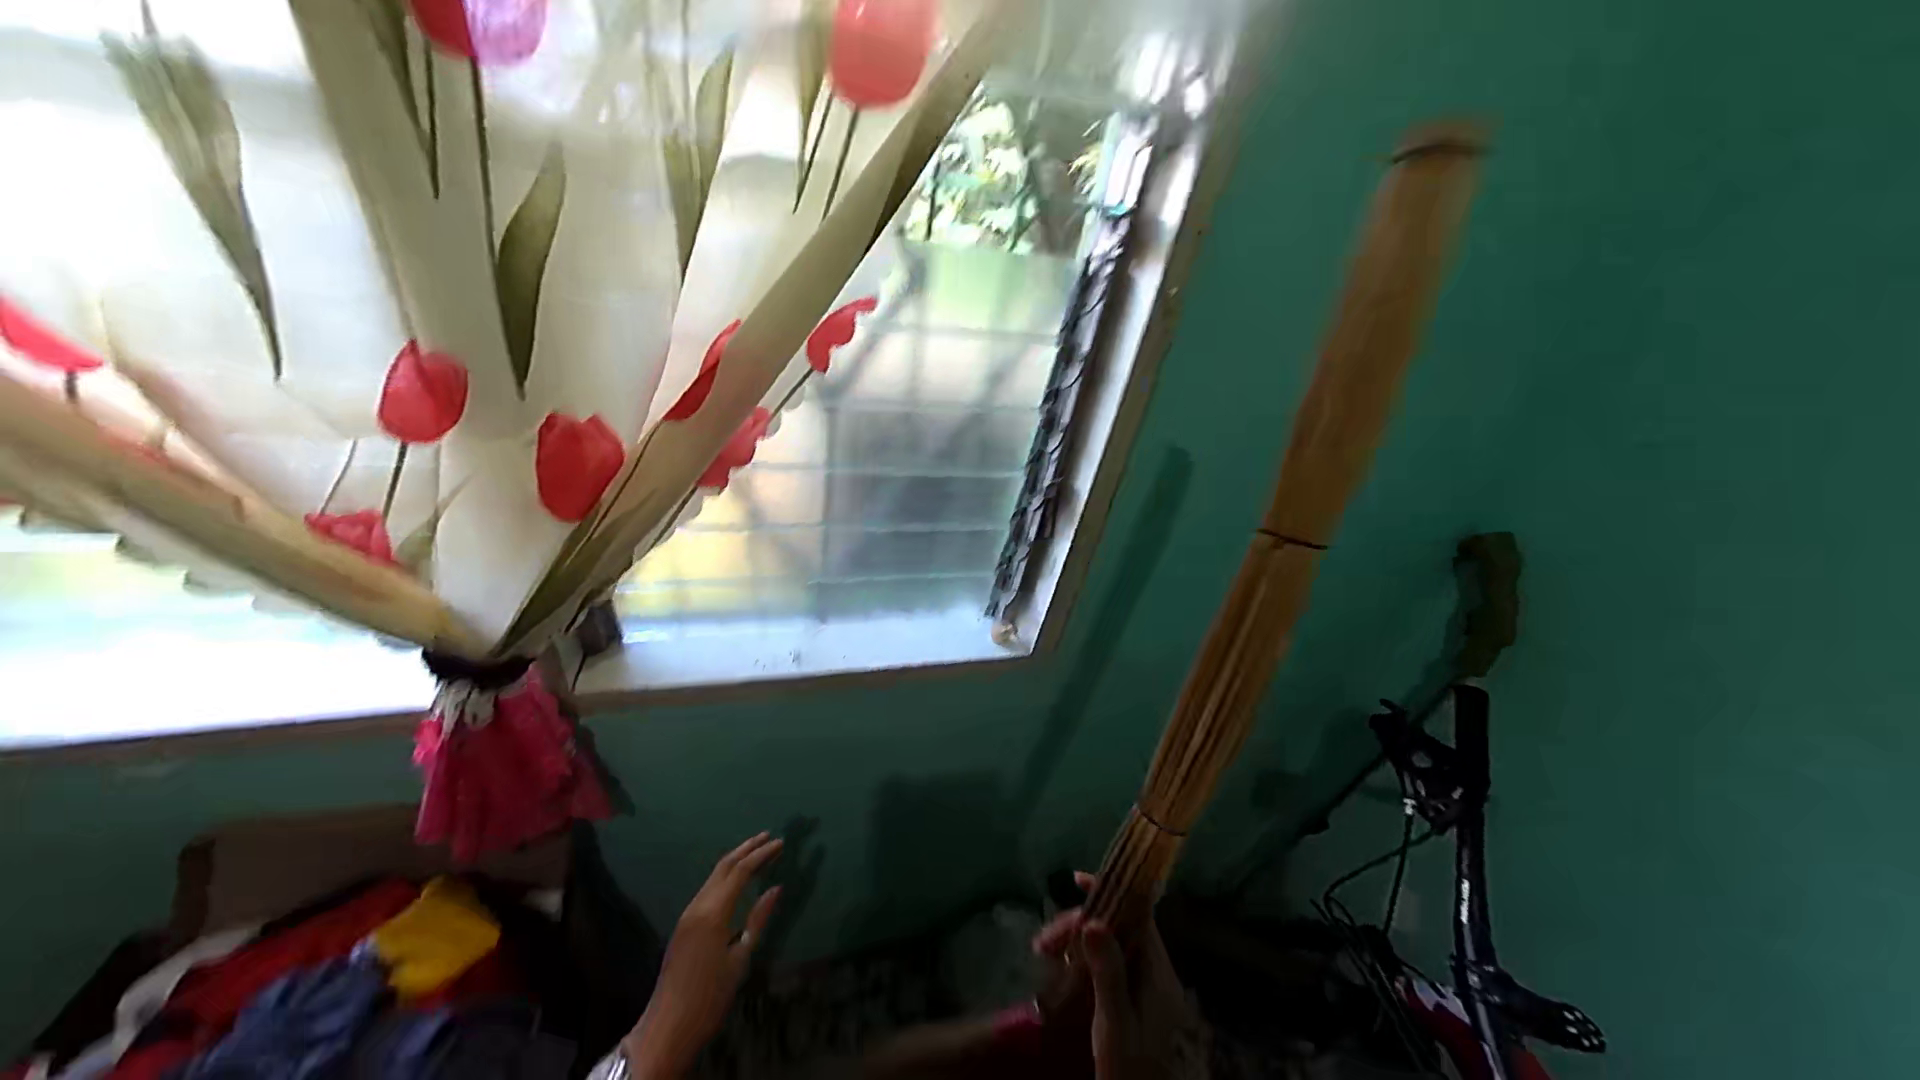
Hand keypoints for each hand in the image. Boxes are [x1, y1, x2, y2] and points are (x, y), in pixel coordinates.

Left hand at [625, 832, 783, 1079]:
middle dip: (747, 849)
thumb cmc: (710, 996)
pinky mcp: (685, 925)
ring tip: (756, 851)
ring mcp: (688, 914)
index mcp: (713, 912)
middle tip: (769, 836)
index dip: (762, 855)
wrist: (668, 1026)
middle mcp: (698, 906)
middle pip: (724, 867)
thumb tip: (776, 888)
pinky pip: (708, 889)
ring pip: (714, 876)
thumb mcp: (740, 958)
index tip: (781, 843)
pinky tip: (736, 878)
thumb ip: (758, 919)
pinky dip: (725, 876)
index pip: (741, 871)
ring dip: (735, 860)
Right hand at [1032, 873, 1187, 1079]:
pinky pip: (1107, 965)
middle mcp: (1154, 975)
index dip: (1111, 891)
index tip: (1076, 880)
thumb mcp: (1115, 1023)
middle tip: (1043, 941)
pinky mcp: (1131, 1003)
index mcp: (1158, 974)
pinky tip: (1060, 967)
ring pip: (1109, 945)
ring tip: (1043, 952)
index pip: (1138, 915)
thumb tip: (1093, 920)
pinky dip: (1082, 958)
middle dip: (1079, 923)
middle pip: (1118, 928)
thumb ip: (1108, 973)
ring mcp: (1143, 989)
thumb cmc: (1130, 1071)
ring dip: (1076, 940)